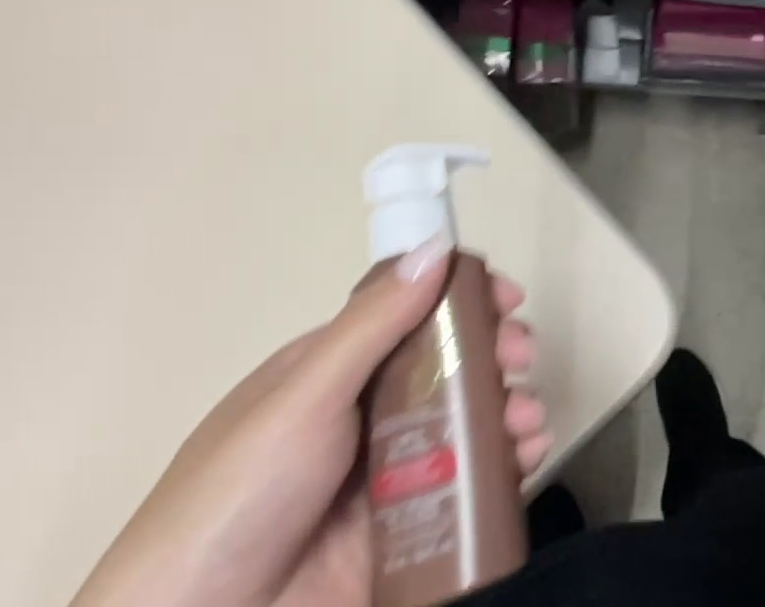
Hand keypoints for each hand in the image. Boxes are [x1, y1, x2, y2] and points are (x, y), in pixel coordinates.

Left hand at [70, 247, 550, 606]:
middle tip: (521, 358)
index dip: (465, 301)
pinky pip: (478, 477)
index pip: (412, 316)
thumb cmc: (238, 497)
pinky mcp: (418, 517)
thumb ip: (372, 324)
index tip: (507, 300)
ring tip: (526, 421)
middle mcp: (371, 413)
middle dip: (500, 353)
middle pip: (455, 364)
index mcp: (335, 373)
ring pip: (475, 419)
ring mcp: (397, 468)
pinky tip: (526, 456)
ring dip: (514, 407)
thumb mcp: (302, 398)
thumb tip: (434, 248)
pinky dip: (513, 461)